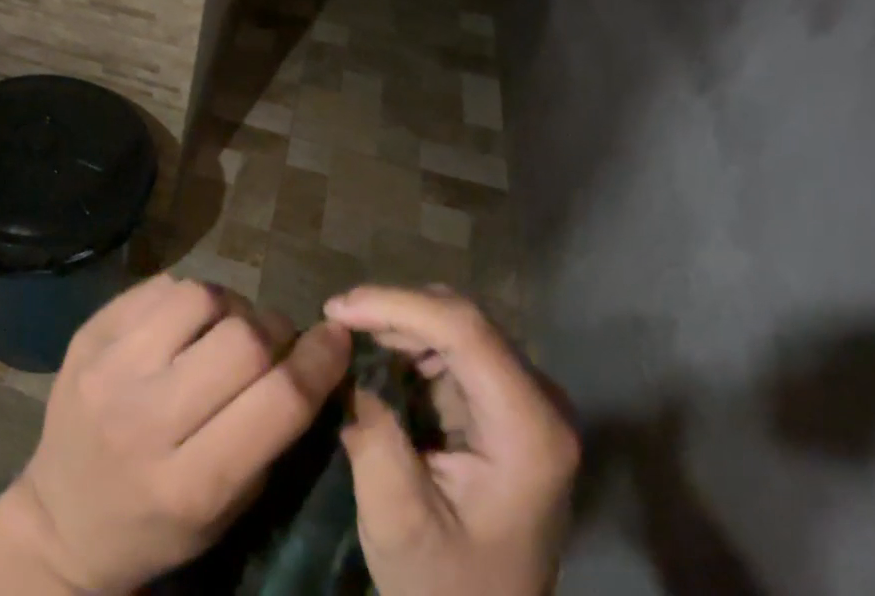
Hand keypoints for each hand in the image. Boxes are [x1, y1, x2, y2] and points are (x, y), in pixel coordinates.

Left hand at [5, 275, 351, 592]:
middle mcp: (143, 418)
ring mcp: (105, 370)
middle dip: (275, 332)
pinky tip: (186, 325)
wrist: (63, 519)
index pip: (277, 401)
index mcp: (188, 482)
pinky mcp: (85, 336)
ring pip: (197, 297)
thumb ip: (273, 436)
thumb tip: (315, 355)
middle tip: (276, 343)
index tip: (336, 341)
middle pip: (241, 341)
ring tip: (228, 330)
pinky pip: (156, 287)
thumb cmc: (157, 527)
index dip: (320, 362)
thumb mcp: (227, 508)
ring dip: (230, 308)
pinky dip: (186, 298)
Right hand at [326, 286, 578, 595]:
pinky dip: (409, 344)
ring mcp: (527, 402)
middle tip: (334, 323)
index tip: (335, 309)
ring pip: (458, 327)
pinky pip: (455, 350)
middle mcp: (541, 403)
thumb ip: (374, 437)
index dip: (396, 305)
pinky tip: (374, 359)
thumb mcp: (398, 519)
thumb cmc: (446, 583)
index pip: (466, 332)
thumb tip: (347, 368)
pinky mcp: (506, 407)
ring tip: (347, 340)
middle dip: (394, 310)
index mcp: (530, 431)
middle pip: (465, 321)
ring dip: (399, 324)